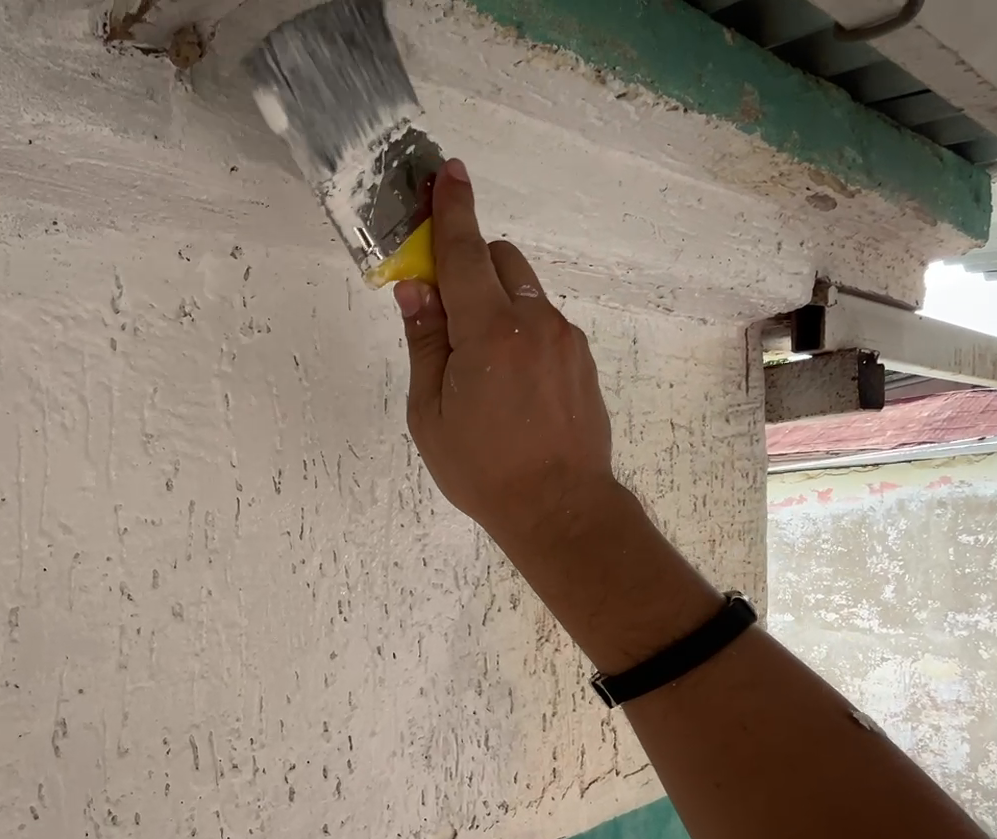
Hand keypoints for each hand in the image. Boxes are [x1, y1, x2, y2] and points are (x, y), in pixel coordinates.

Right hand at [396, 159, 617, 550]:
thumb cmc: (481, 469)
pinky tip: (509, 383)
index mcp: (488, 333)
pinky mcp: (581, 358)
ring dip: (495, 302)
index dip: (452, 210)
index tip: (447, 172)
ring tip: (478, 365)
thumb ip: (425, 342)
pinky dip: (518, 329)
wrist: (560, 508)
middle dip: (471, 264)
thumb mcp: (430, 413)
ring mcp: (564, 338)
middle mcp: (534, 322)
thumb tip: (415, 289)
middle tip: (445, 308)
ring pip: (524, 292)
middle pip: (501, 259)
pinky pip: (543, 323)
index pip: (466, 253)